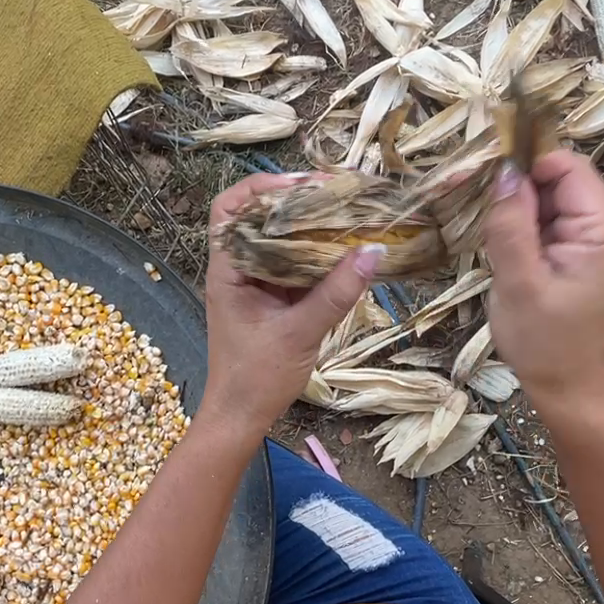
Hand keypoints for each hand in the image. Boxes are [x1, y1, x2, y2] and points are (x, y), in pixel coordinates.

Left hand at [201, 173, 379, 436]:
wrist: (241, 418)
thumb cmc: (256, 379)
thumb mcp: (300, 334)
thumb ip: (336, 294)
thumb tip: (374, 251)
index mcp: (228, 270)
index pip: (232, 208)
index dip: (265, 187)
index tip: (307, 186)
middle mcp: (238, 269)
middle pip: (262, 218)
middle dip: (300, 202)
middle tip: (342, 194)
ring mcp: (255, 285)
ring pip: (281, 241)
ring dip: (312, 228)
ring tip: (350, 215)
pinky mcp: (272, 301)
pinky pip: (294, 267)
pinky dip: (317, 256)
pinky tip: (346, 251)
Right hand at [483, 150, 603, 405]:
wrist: (562, 384)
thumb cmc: (542, 342)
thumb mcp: (518, 284)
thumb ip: (511, 226)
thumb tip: (503, 172)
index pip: (569, 169)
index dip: (527, 168)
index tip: (486, 184)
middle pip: (559, 183)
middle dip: (518, 195)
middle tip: (485, 225)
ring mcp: (599, 239)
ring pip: (549, 202)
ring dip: (517, 216)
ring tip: (497, 250)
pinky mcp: (583, 251)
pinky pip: (549, 223)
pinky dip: (523, 232)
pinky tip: (508, 256)